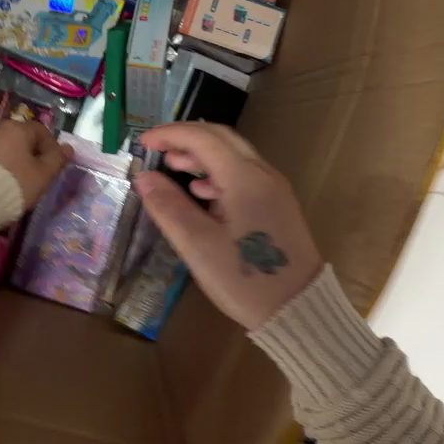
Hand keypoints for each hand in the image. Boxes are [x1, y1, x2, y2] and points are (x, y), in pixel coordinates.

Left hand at [0, 120, 71, 208]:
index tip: (53, 164)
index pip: (40, 130)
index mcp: (17, 129)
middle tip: (33, 173)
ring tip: (11, 180)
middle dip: (28, 152)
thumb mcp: (42, 176)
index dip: (50, 146)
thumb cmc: (14, 184)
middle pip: (17, 137)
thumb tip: (69, 147)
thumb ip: (57, 160)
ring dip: (8, 158)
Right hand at [133, 123, 321, 330]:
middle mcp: (263, 174)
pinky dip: (218, 173)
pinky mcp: (278, 206)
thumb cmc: (245, 278)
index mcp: (243, 177)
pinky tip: (202, 193)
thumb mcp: (198, 245)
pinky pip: (245, 175)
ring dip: (202, 155)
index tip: (143, 142)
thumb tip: (144, 178)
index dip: (170, 134)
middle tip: (158, 149)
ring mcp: (274, 189)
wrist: (299, 310)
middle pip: (222, 139)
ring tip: (174, 166)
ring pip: (234, 156)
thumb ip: (169, 207)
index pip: (202, 138)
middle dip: (187, 138)